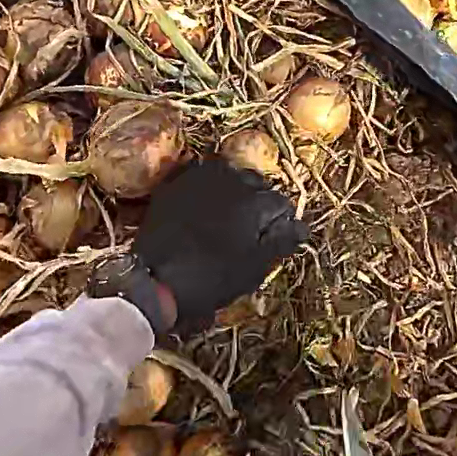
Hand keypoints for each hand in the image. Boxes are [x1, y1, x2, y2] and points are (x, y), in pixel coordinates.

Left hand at [133, 160, 306, 331]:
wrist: (154, 281)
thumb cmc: (212, 277)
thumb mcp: (254, 266)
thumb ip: (281, 241)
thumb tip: (302, 226)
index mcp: (254, 201)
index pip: (280, 204)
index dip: (280, 222)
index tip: (273, 238)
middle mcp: (231, 180)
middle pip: (256, 184)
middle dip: (259, 202)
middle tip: (250, 228)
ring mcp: (200, 179)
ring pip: (229, 175)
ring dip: (234, 190)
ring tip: (228, 214)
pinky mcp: (175, 184)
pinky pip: (200, 175)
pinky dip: (208, 185)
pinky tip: (204, 203)